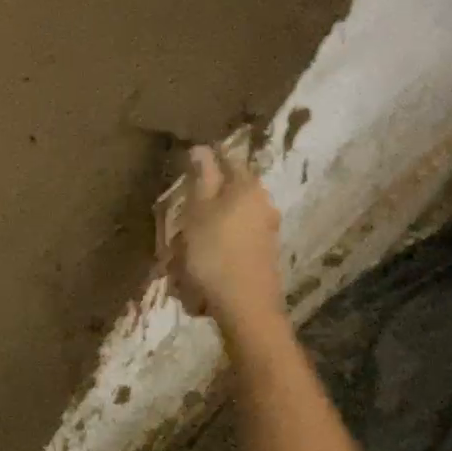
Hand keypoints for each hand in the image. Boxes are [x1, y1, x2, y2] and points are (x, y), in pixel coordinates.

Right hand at [167, 145, 284, 325]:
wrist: (244, 302)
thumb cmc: (214, 252)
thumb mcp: (198, 212)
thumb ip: (202, 179)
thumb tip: (201, 148)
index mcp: (247, 188)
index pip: (230, 160)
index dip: (211, 158)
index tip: (190, 161)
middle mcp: (263, 202)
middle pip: (234, 188)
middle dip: (211, 193)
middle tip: (185, 204)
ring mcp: (266, 228)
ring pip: (235, 213)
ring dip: (214, 219)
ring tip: (188, 235)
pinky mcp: (264, 251)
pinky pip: (238, 235)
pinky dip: (221, 238)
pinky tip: (204, 254)